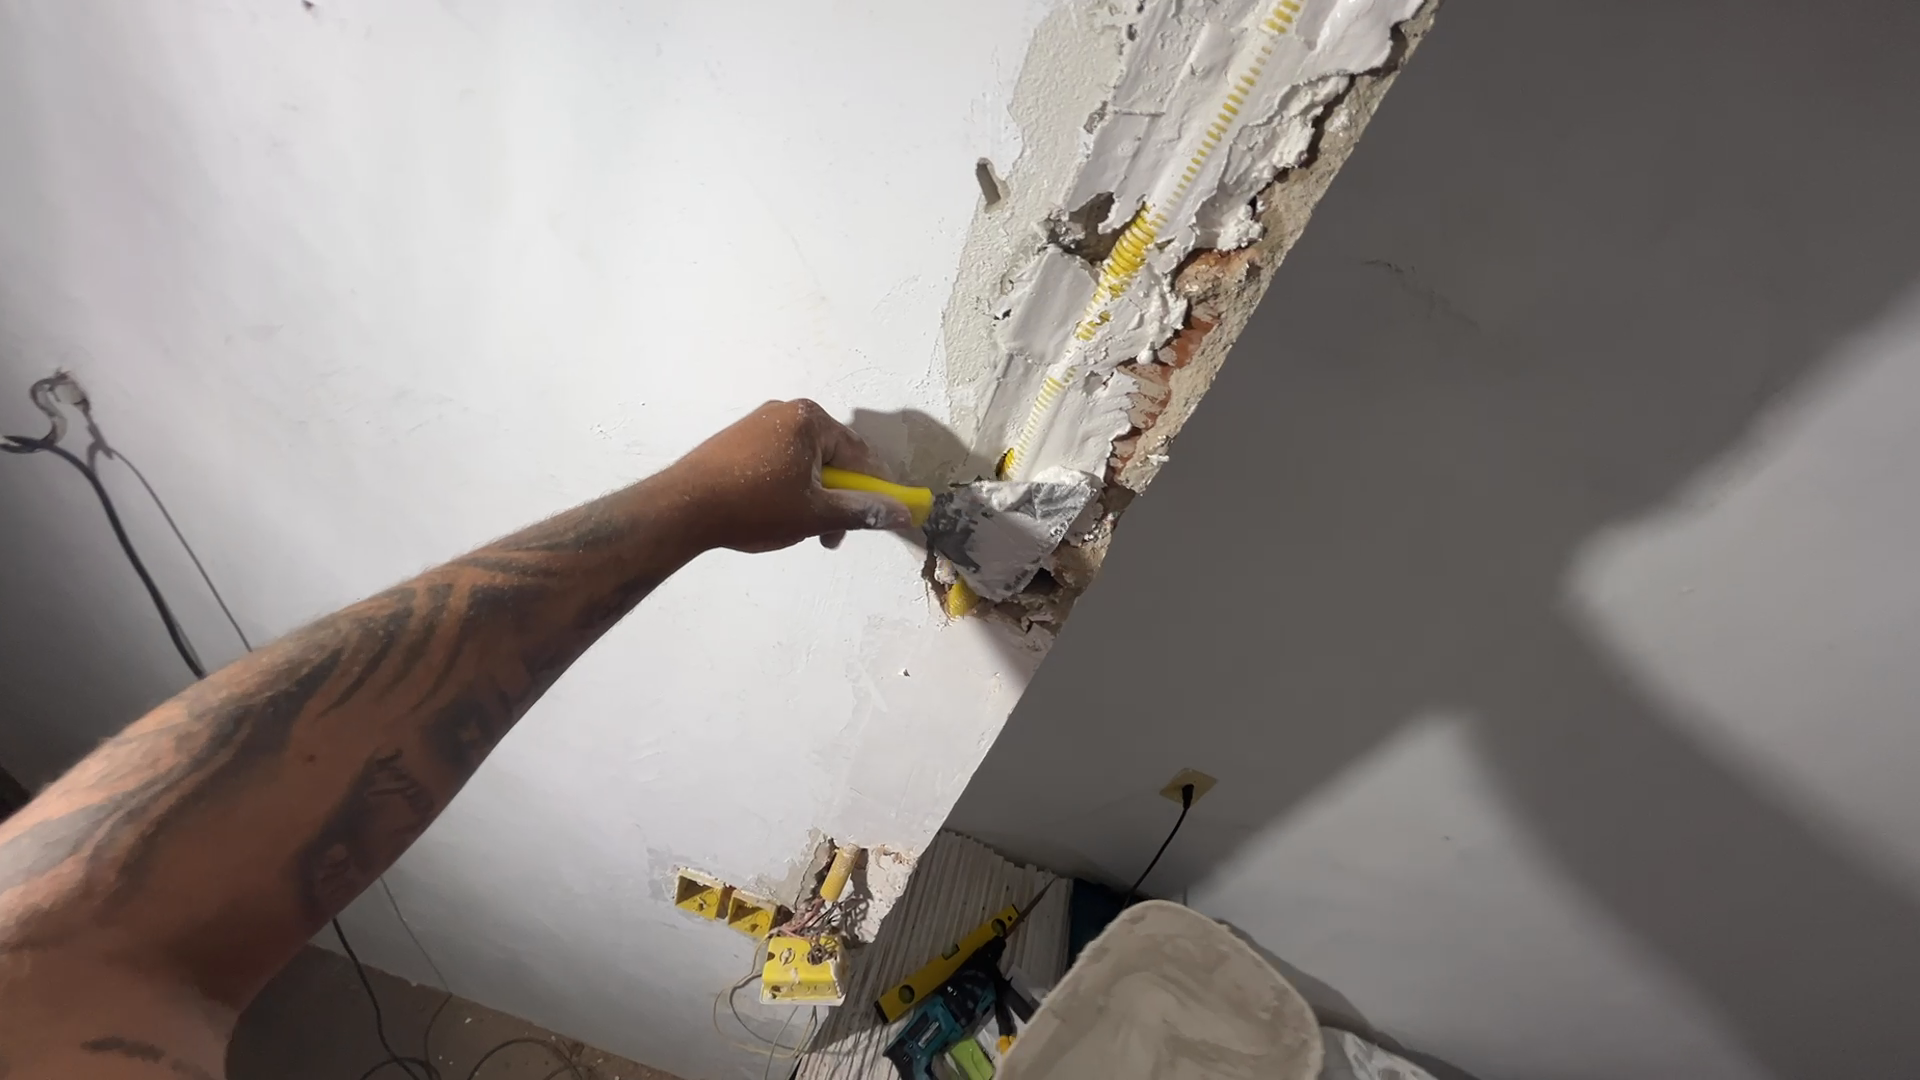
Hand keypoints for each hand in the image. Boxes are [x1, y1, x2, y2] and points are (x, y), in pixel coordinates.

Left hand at [664, 399, 912, 552]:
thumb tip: (903, 513)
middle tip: (828, 533)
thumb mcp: (817, 514)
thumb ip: (865, 512)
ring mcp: (758, 423)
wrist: (682, 509)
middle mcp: (786, 412)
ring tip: (797, 528)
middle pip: (833, 458)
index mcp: (810, 420)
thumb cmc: (754, 507)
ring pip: (806, 463)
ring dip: (812, 497)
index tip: (875, 517)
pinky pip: (780, 461)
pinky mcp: (738, 439)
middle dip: (837, 498)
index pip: (860, 454)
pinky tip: (772, 514)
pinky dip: (787, 487)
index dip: (873, 489)